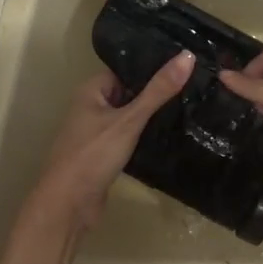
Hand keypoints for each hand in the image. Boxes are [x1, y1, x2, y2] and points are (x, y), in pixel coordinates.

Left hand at [31, 51, 193, 230]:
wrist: (67, 208)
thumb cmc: (93, 155)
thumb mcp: (130, 120)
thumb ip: (159, 90)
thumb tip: (188, 55)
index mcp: (91, 91)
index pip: (128, 69)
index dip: (154, 66)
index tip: (186, 61)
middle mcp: (92, 107)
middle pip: (130, 91)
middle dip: (157, 90)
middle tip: (195, 82)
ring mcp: (97, 132)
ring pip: (131, 115)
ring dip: (152, 114)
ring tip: (190, 102)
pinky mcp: (105, 154)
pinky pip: (130, 135)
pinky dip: (146, 133)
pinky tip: (171, 131)